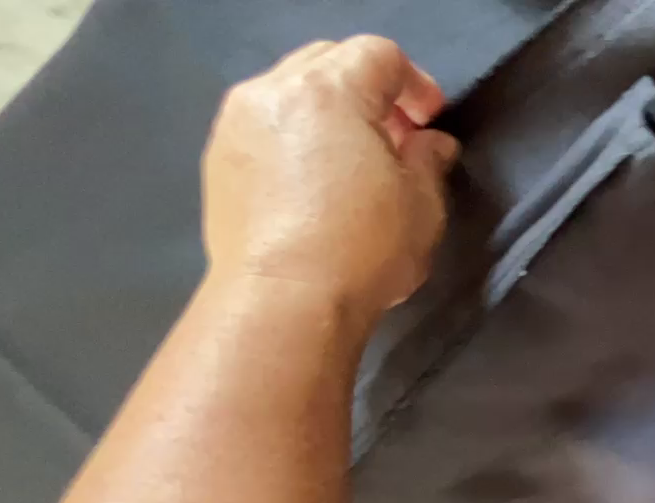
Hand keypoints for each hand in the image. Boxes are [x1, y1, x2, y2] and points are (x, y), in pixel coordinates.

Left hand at [202, 36, 459, 314]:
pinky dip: (301, 134)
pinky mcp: (221, 153)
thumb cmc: (367, 248)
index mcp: (332, 94)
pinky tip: (320, 182)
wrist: (287, 295)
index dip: (416, 82)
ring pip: (293, 89)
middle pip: (329, 59)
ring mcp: (239, 119)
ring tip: (358, 162)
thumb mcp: (423, 206)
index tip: (432, 122)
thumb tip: (431, 142)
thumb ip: (429, 162)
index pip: (379, 54)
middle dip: (371, 89)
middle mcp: (275, 89)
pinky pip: (269, 122)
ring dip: (333, 112)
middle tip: (399, 138)